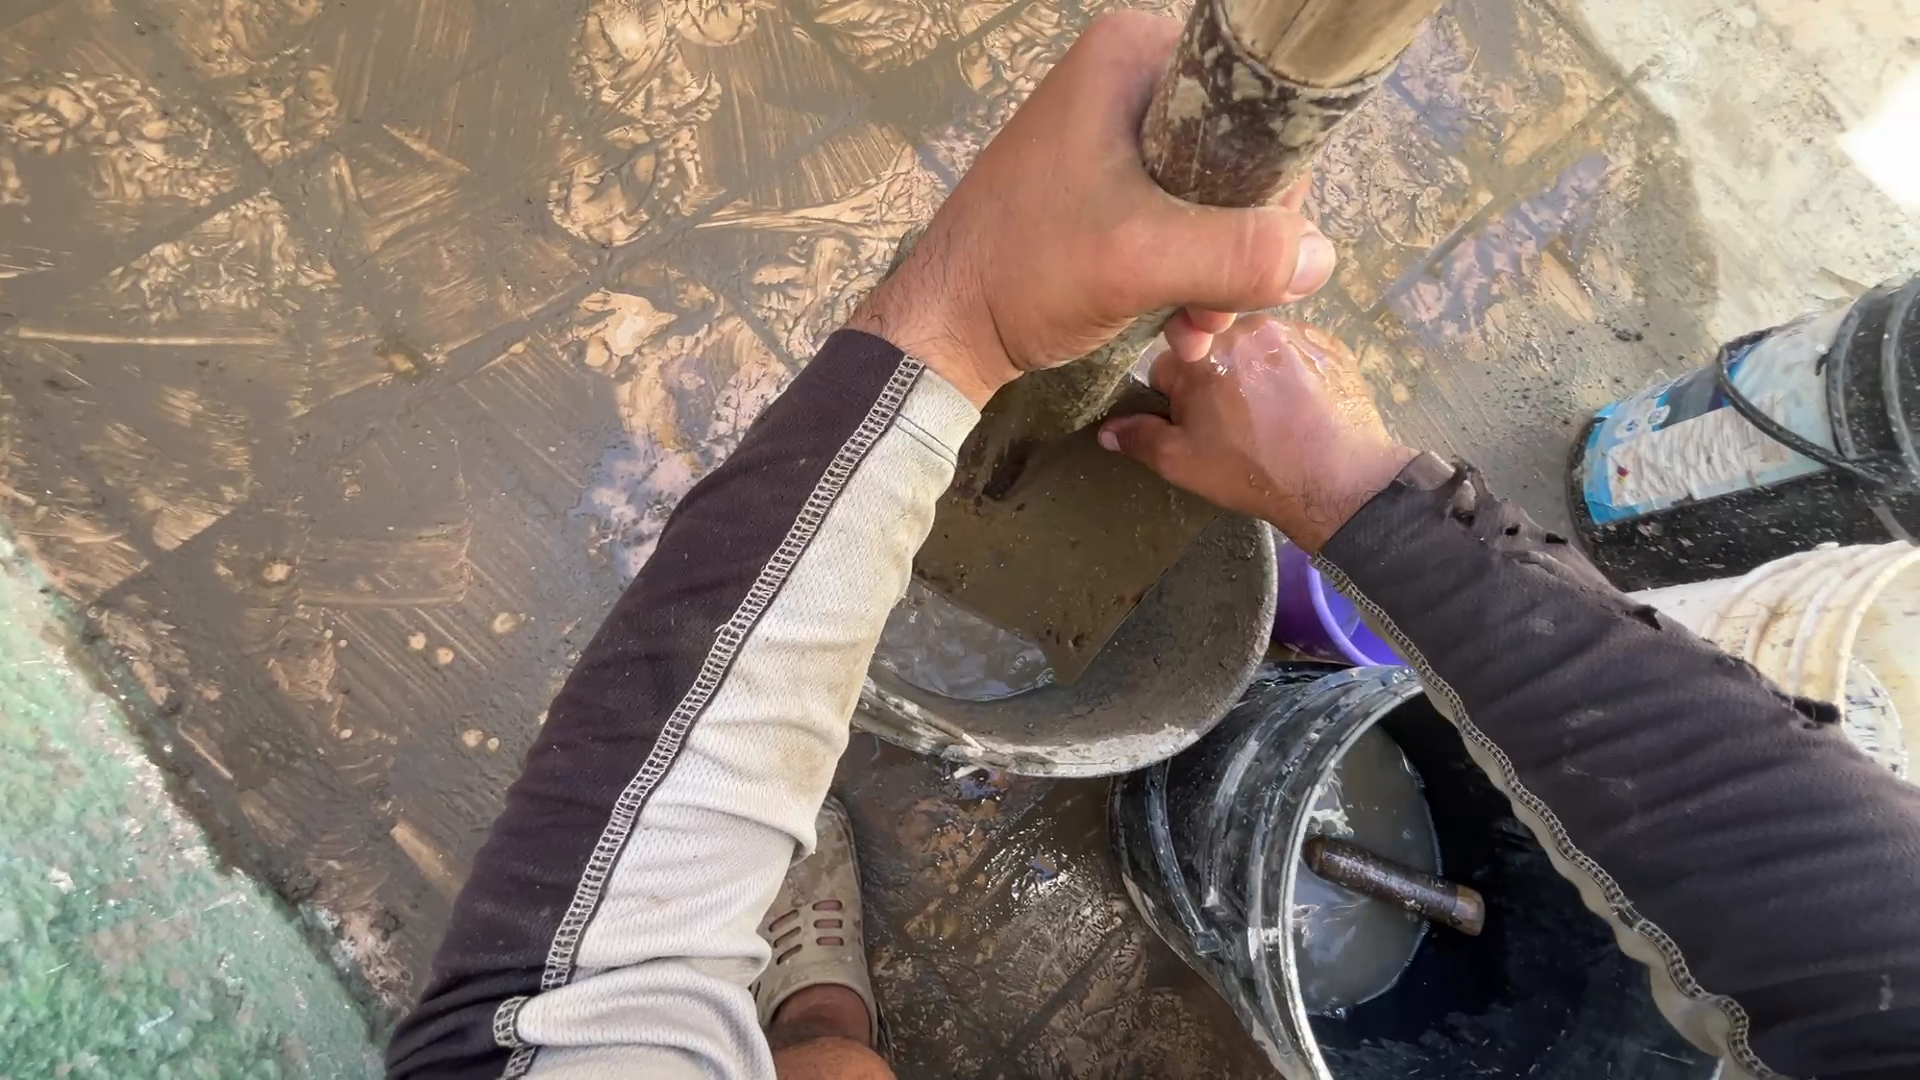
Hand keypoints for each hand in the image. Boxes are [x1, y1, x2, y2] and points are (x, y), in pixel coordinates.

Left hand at [848, 12, 1335, 405]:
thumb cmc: (1028, 273)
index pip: (1254, 104)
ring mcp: (1107, 143)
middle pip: (1233, 161)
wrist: (948, 326)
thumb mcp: (1139, 259)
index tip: (1262, 259)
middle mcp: (1124, 87)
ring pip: (1204, 202)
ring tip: (1194, 336)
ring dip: (1212, 277)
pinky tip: (1177, 330)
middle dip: (1237, 249)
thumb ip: (1237, 254)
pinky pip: (1168, 226)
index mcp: (1134, 60)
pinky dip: (1180, 279)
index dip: (1273, 187)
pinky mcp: (1096, 195)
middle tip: (1219, 317)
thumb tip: (1322, 257)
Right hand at [1098, 316, 1417, 551]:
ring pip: (1250, 346)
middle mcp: (1245, 326)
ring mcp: (1292, 330)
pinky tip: (1296, 406)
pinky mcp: (1328, 341)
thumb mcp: (1181, 462)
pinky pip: (1289, 349)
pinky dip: (1286, 371)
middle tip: (1230, 424)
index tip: (1193, 426)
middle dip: (1210, 380)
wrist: (1338, 480)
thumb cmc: (1250, 470)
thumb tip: (1106, 430)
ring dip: (1248, 371)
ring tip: (1267, 414)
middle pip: (1208, 349)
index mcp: (1201, 352)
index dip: (1172, 401)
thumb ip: (1138, 439)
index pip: (1164, 366)